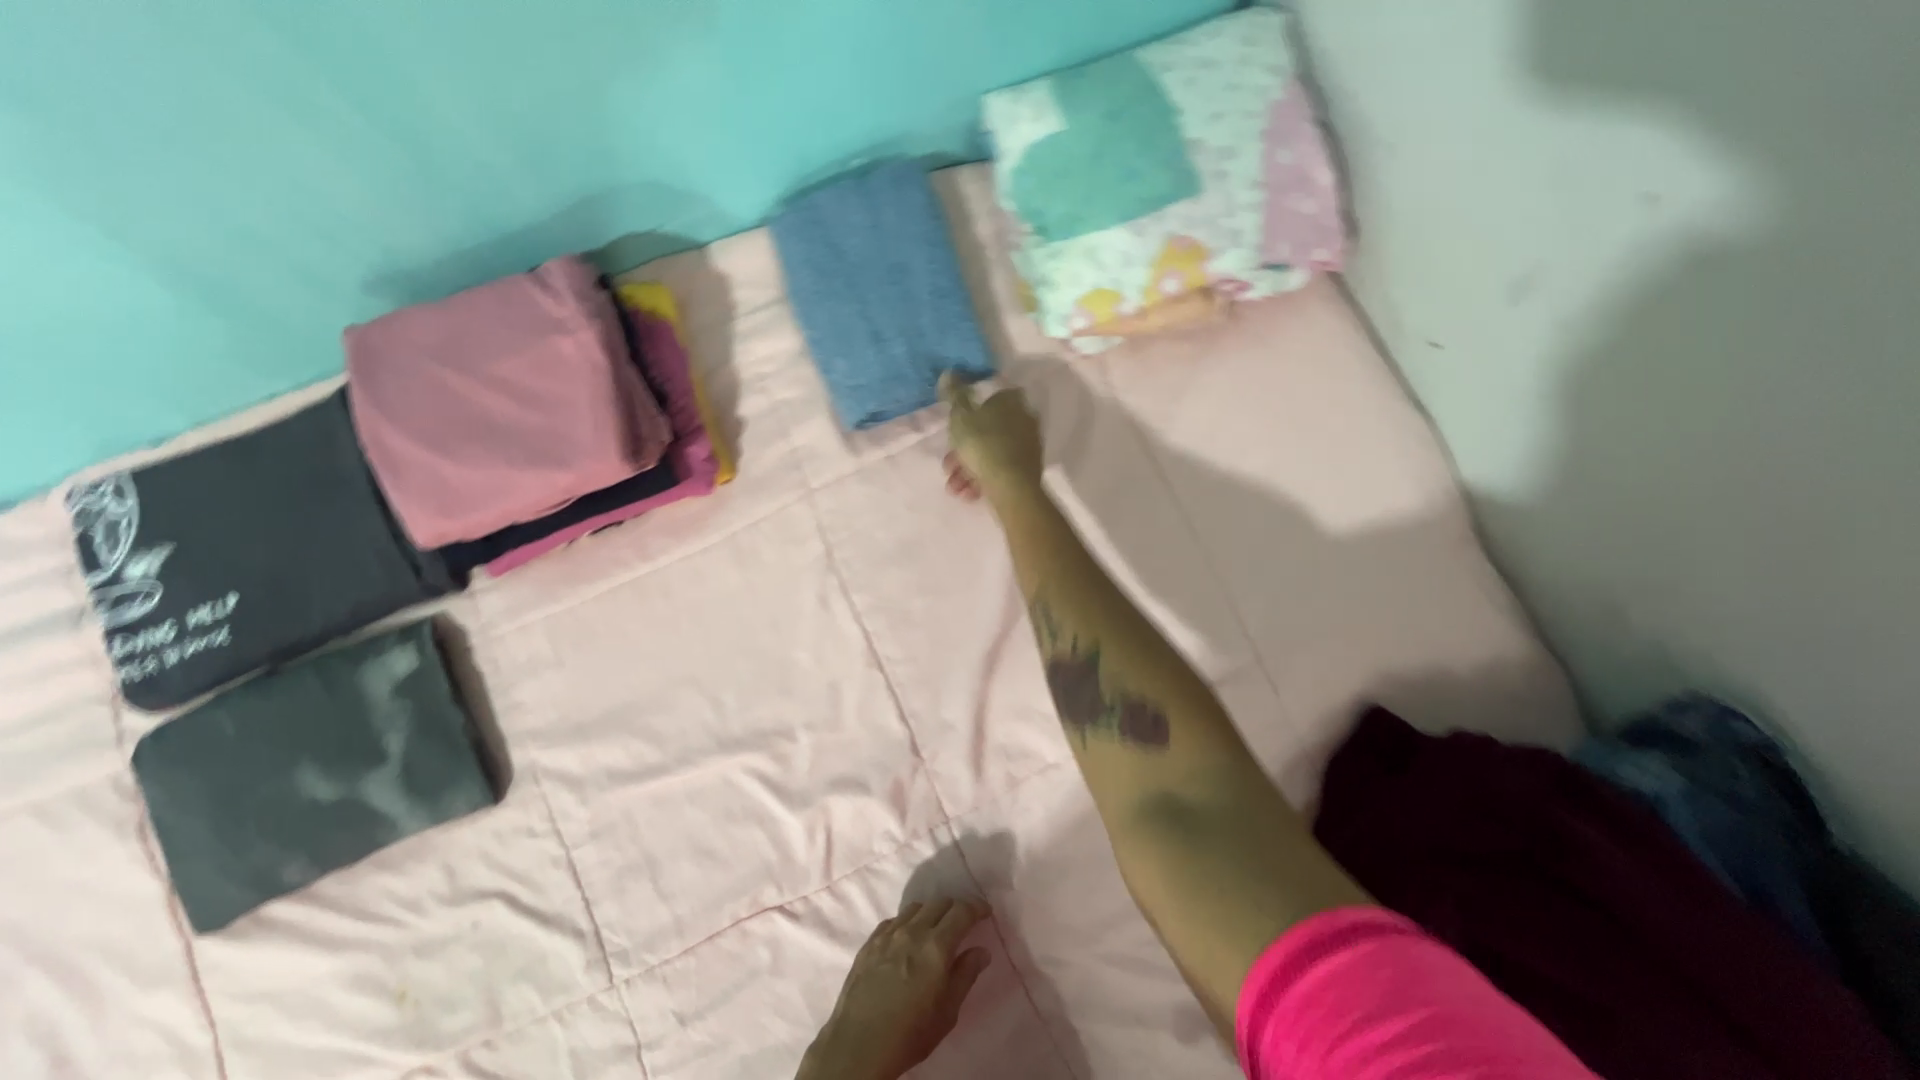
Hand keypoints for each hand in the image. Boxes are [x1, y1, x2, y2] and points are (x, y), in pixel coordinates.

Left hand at [797, 898, 992, 1079]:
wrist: (859, 1044)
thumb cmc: (910, 1033)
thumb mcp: (948, 1012)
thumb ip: (966, 975)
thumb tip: (981, 951)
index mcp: (936, 947)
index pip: (961, 912)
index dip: (976, 908)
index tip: (985, 913)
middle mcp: (912, 932)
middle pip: (939, 903)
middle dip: (955, 908)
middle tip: (963, 923)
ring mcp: (887, 935)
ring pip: (915, 908)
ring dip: (930, 913)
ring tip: (934, 930)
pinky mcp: (869, 943)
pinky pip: (893, 921)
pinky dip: (907, 923)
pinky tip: (906, 940)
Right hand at [940, 373, 1043, 504]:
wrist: (1011, 486)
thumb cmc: (983, 444)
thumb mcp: (960, 416)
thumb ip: (954, 394)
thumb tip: (950, 372)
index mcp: (1011, 400)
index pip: (990, 397)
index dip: (968, 413)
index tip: (953, 430)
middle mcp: (1024, 419)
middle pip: (987, 430)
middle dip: (963, 450)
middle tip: (948, 467)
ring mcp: (1027, 445)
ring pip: (991, 453)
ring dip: (968, 469)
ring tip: (955, 487)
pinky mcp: (1028, 469)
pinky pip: (1000, 469)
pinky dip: (983, 479)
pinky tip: (968, 493)